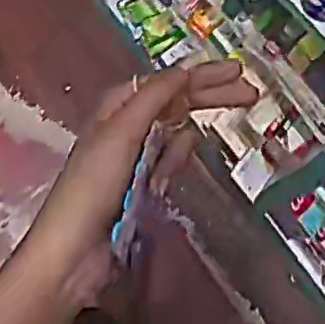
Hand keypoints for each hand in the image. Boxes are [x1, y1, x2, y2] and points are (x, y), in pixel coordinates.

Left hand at [19, 61, 256, 294]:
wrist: (73, 253)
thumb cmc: (93, 184)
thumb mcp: (122, 131)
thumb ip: (154, 97)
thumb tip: (185, 70)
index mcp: (120, 103)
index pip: (170, 80)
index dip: (203, 73)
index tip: (237, 71)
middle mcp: (129, 122)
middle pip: (178, 100)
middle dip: (212, 95)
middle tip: (251, 94)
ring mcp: (136, 153)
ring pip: (175, 133)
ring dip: (185, 141)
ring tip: (171, 169)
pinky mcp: (142, 183)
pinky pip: (169, 163)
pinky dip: (173, 166)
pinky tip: (161, 184)